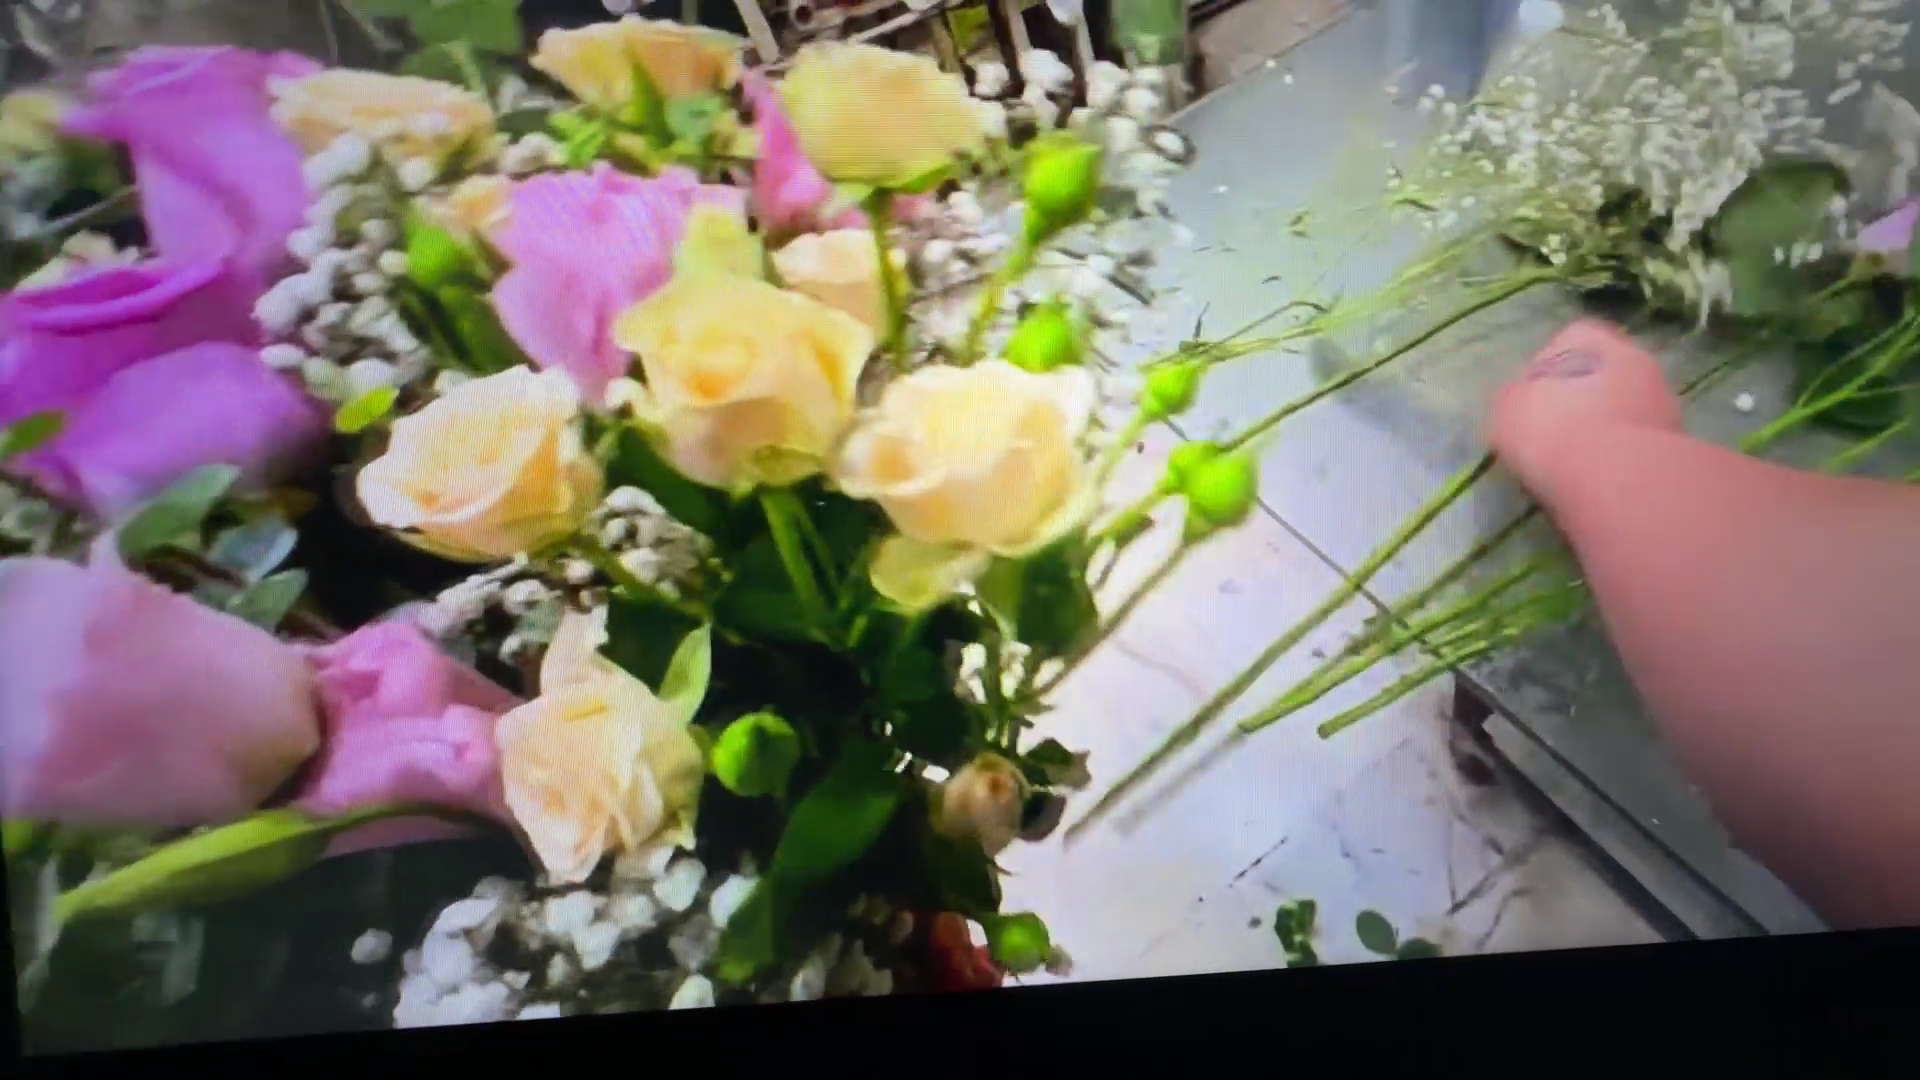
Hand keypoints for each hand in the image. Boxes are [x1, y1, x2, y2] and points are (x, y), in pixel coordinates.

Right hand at [1486, 318, 1682, 503]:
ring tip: (1575, 450)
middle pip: (1604, 368)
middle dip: (1582, 390)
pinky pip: (1638, 432)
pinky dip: (1620, 445)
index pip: (1571, 336)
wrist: (1612, 472)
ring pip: (1625, 400)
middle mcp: (1633, 357)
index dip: (1551, 361)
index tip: (1533, 390)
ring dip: (1604, 418)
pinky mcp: (1676, 434)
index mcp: (1589, 342)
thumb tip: (1523, 394)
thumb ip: (1515, 394)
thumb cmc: (1548, 427)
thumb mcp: (1507, 407)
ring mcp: (1662, 395)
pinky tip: (1597, 467)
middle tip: (1554, 421)